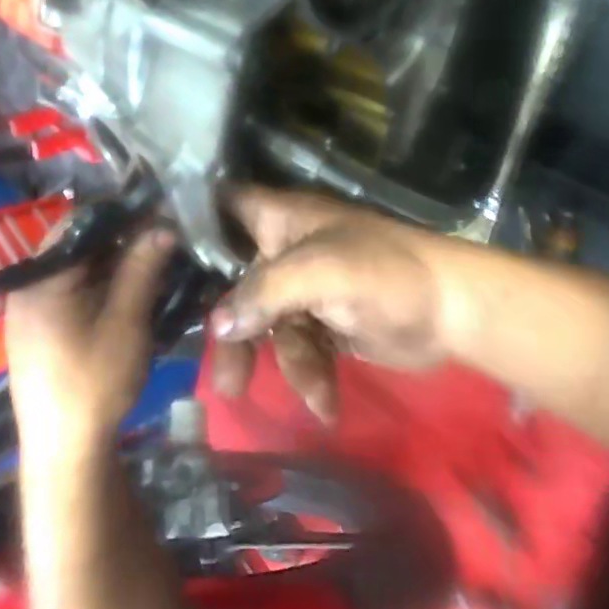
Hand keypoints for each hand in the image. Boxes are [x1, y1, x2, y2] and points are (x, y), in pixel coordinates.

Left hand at [5, 227, 174, 453]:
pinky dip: (104, 283)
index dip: (119, 213)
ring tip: (156, 259)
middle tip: (163, 236)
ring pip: (79, 268)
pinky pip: (74, 289)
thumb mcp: (126, 322)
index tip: (157, 212)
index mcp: (41, 281)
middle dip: (121, 237)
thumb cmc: (94, 383)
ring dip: (116, 261)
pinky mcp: (42, 329)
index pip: (79, 224)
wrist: (64, 451)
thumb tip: (163, 225)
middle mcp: (29, 289)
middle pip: (78, 245)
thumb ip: (142, 269)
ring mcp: (32, 311)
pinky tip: (134, 289)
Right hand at [209, 188, 451, 423]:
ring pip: (272, 327)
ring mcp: (311, 289)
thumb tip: (219, 323)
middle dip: (237, 333)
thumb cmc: (386, 274)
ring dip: (288, 366)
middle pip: (242, 286)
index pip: (228, 205)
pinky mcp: (330, 324)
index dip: (194, 221)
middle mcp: (290, 250)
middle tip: (227, 381)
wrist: (451, 309)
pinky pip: (303, 350)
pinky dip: (313, 377)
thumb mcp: (322, 273)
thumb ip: (266, 292)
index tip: (157, 254)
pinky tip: (328, 404)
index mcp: (285, 220)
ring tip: (312, 398)